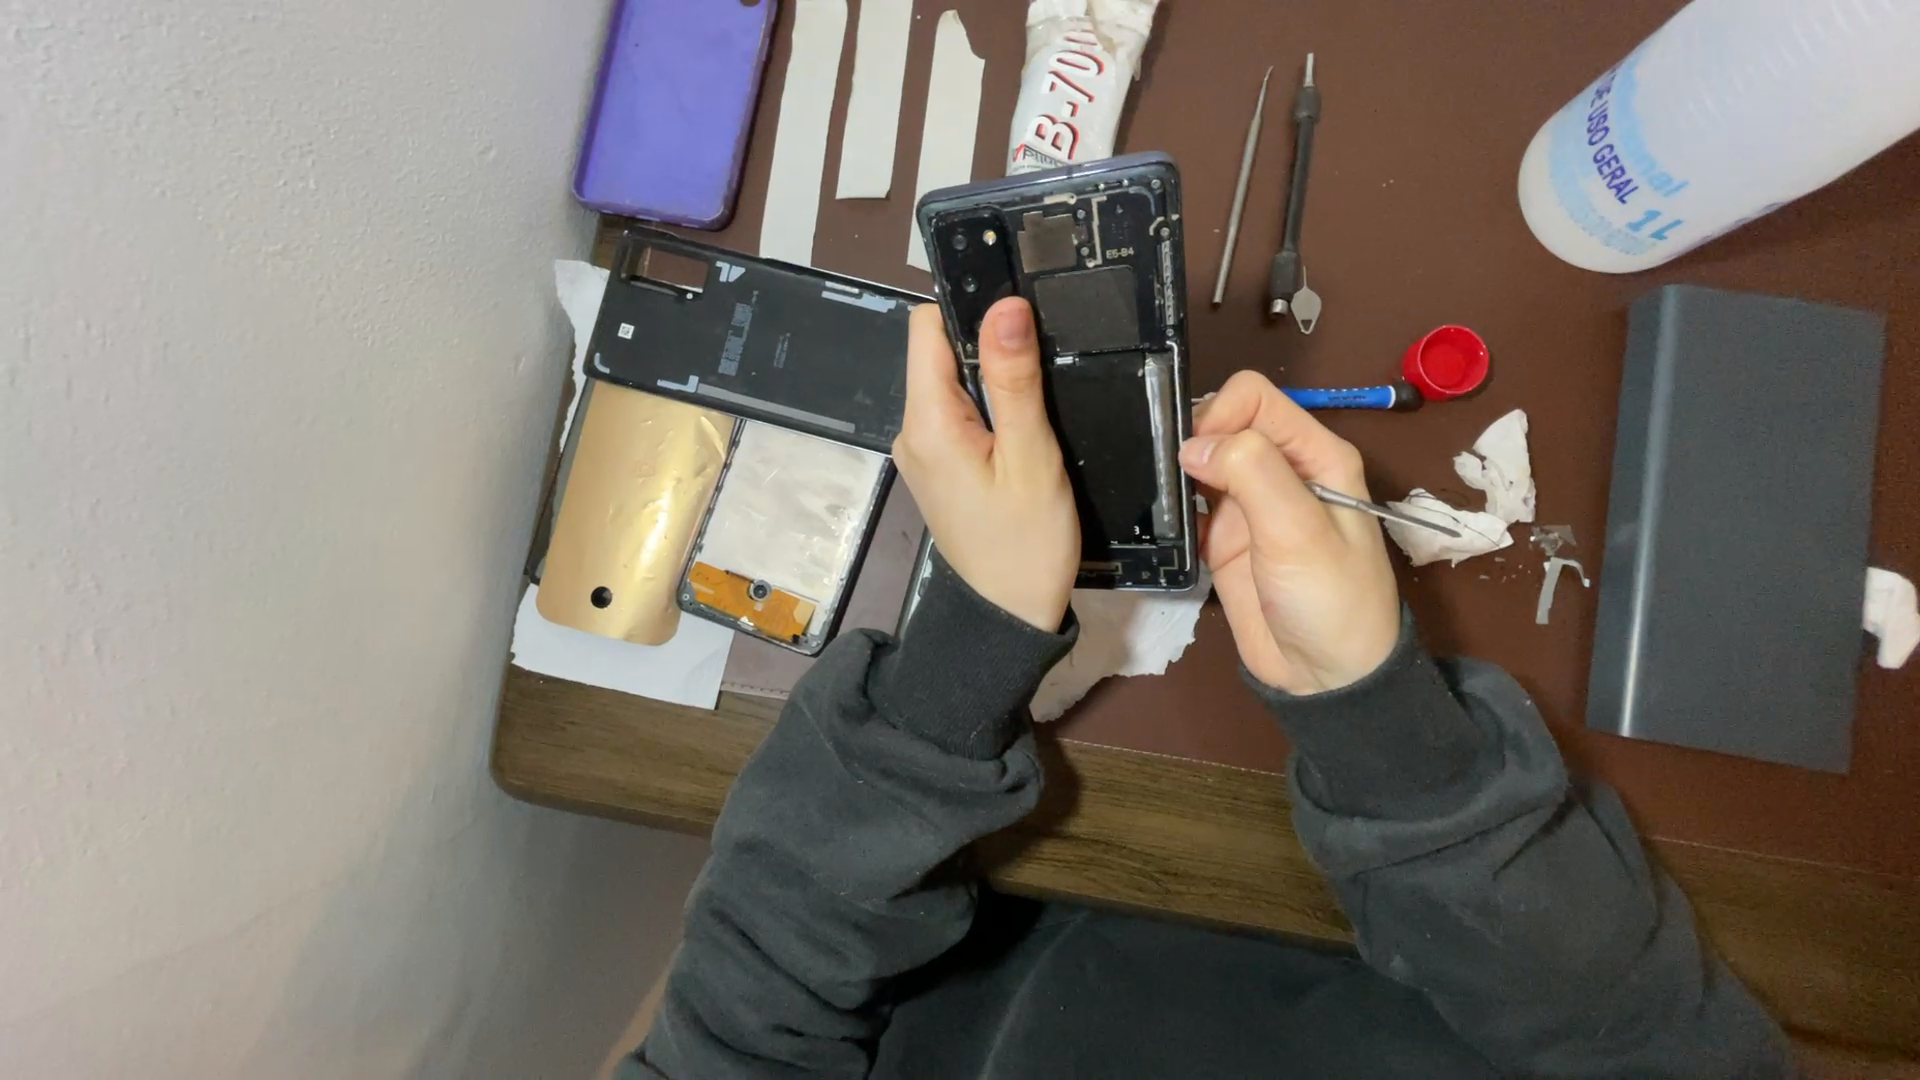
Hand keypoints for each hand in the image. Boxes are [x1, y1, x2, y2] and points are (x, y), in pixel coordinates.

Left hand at [894, 299, 1079, 631]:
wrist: (1008, 615)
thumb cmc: (1026, 544)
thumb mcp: (1031, 458)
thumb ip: (1014, 381)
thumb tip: (1004, 306)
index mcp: (926, 422)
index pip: (926, 328)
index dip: (968, 308)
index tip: (1017, 313)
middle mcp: (910, 431)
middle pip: (938, 354)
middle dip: (986, 345)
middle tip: (1042, 357)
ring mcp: (920, 453)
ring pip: (950, 385)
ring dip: (990, 378)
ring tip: (1036, 395)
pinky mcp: (936, 469)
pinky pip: (955, 416)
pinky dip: (986, 408)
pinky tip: (1019, 425)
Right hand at [1180, 372, 1400, 693]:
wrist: (1325, 676)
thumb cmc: (1330, 599)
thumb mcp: (1300, 530)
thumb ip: (1252, 474)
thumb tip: (1192, 445)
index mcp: (1312, 454)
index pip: (1253, 399)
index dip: (1218, 416)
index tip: (1196, 458)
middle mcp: (1278, 471)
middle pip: (1222, 424)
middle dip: (1191, 440)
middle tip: (1170, 479)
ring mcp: (1247, 506)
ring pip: (1200, 462)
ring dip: (1175, 472)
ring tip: (1157, 498)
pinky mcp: (1222, 538)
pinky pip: (1188, 505)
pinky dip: (1170, 506)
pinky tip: (1160, 522)